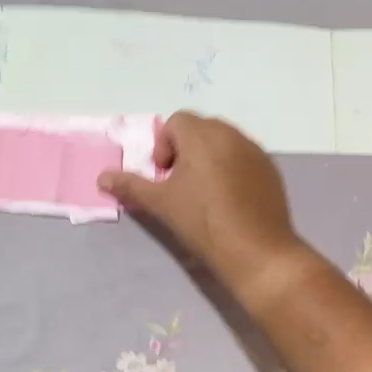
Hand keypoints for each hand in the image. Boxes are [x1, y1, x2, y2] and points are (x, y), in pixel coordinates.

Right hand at [99, 112, 316, 306]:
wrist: (256, 250)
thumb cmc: (202, 222)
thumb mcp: (160, 204)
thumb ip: (130, 185)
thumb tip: (102, 177)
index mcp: (202, 135)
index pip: (176, 121)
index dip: (163, 145)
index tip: (163, 176)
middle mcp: (231, 133)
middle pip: (200, 128)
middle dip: (185, 149)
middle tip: (179, 184)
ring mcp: (255, 150)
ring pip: (224, 142)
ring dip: (208, 158)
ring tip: (203, 193)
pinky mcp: (270, 169)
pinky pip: (244, 157)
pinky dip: (231, 169)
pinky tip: (228, 201)